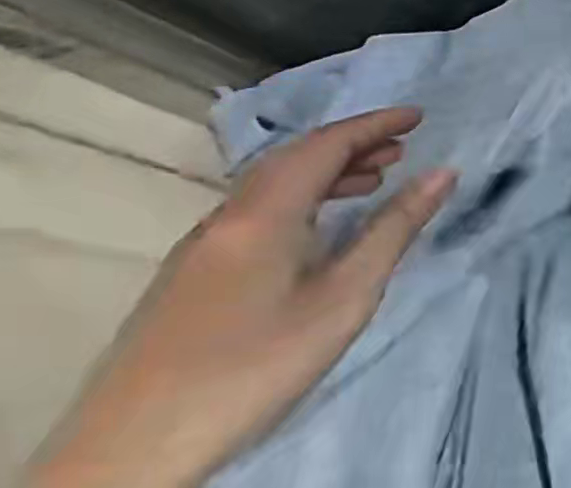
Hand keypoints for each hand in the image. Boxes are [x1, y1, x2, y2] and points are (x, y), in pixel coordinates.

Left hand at [29, 107, 457, 487]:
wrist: (127, 458)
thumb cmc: (254, 366)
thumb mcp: (345, 297)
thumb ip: (395, 228)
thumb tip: (443, 172)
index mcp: (264, 214)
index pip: (326, 145)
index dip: (375, 124)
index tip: (418, 116)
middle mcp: (226, 218)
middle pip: (294, 158)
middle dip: (352, 144)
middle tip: (401, 149)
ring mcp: (199, 249)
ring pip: (271, 186)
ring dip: (325, 172)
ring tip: (372, 183)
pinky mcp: (188, 278)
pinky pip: (255, 212)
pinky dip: (300, 199)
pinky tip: (317, 229)